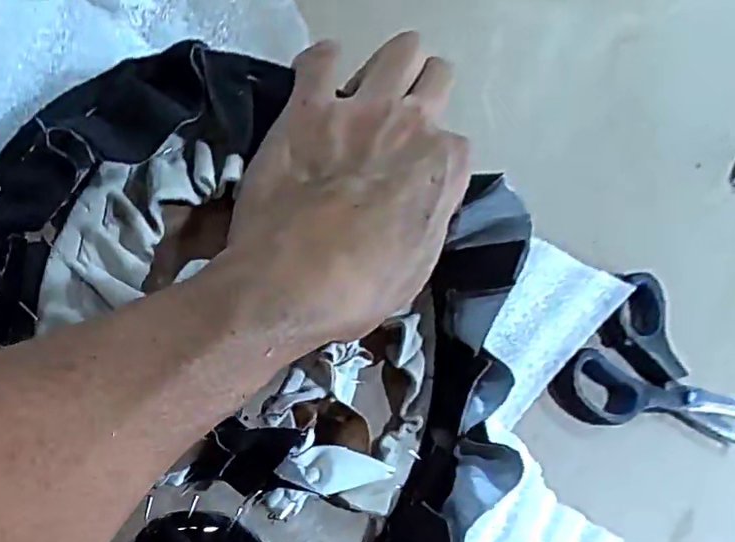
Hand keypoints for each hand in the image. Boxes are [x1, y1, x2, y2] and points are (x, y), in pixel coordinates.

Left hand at [219, 33, 473, 346]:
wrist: (285, 289)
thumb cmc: (350, 297)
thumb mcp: (410, 275)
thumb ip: (423, 227)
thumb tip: (418, 211)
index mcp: (442, 168)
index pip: (450, 146)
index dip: (425, 164)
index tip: (403, 182)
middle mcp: (411, 125)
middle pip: (433, 80)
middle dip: (418, 97)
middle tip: (390, 127)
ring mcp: (359, 111)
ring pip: (398, 51)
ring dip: (385, 69)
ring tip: (362, 97)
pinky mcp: (306, 111)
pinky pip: (321, 59)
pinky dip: (320, 65)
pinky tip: (314, 84)